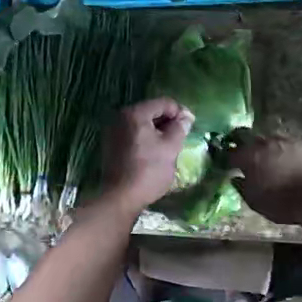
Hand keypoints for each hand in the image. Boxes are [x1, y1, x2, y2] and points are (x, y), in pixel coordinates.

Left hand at [104, 98, 193, 212]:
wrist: (121, 197)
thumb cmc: (148, 171)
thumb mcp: (170, 148)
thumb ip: (179, 128)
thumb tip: (186, 117)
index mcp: (134, 113)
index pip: (164, 103)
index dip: (180, 112)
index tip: (190, 126)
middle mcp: (120, 117)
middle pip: (151, 111)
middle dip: (168, 121)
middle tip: (181, 136)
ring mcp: (112, 131)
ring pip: (142, 124)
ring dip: (157, 131)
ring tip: (169, 145)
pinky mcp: (110, 145)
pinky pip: (132, 134)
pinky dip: (145, 138)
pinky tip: (154, 152)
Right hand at [225, 129, 301, 224]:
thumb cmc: (279, 202)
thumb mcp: (253, 200)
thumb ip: (241, 186)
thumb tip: (234, 178)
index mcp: (249, 156)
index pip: (231, 153)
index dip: (227, 159)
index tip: (227, 165)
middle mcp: (264, 143)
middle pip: (246, 137)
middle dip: (241, 145)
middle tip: (240, 155)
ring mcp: (282, 141)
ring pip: (265, 137)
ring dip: (260, 145)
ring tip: (260, 155)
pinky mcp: (297, 144)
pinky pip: (281, 142)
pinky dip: (276, 148)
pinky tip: (278, 157)